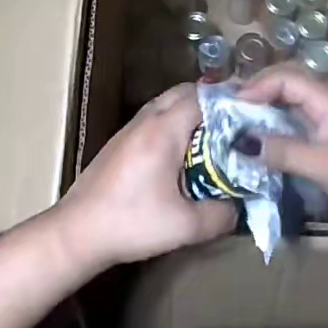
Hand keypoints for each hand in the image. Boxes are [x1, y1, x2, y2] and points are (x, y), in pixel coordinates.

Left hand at [49, 83, 237, 268]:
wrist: (75, 234)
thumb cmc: (130, 223)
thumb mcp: (185, 226)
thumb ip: (221, 215)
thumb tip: (241, 206)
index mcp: (163, 130)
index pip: (203, 97)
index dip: (229, 100)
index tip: (252, 111)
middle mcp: (146, 121)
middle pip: (184, 92)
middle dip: (212, 100)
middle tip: (236, 120)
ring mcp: (128, 130)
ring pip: (166, 103)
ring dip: (192, 110)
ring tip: (216, 133)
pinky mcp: (119, 143)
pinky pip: (154, 118)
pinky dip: (174, 122)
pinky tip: (184, 150)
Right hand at [235, 65, 327, 233]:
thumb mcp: (325, 165)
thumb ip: (284, 152)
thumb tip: (242, 142)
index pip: (287, 78)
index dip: (257, 85)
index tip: (230, 106)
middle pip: (288, 88)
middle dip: (257, 95)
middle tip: (227, 113)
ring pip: (292, 110)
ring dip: (265, 115)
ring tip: (237, 130)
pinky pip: (299, 130)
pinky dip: (277, 134)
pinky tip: (264, 150)